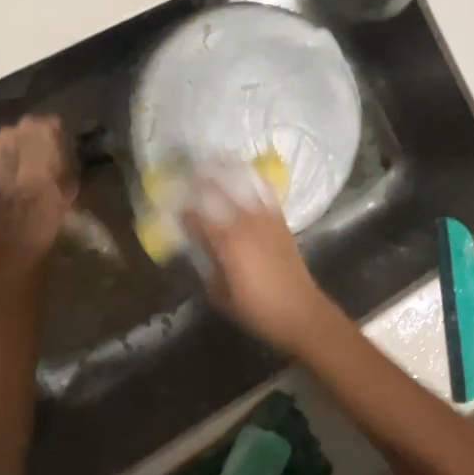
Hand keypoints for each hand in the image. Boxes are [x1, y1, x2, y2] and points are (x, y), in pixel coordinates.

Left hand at [0, 116, 76, 261]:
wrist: (25, 215)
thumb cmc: (55, 194)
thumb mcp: (71, 172)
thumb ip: (64, 155)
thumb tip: (60, 154)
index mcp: (47, 127)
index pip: (51, 123)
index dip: (52, 137)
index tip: (54, 148)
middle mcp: (22, 125)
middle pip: (26, 128)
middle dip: (29, 140)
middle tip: (33, 158)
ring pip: (6, 139)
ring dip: (11, 149)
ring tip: (14, 168)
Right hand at [180, 179, 337, 351]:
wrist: (300, 311)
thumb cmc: (256, 309)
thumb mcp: (221, 294)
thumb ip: (207, 266)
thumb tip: (198, 248)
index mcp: (225, 241)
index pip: (196, 216)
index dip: (183, 211)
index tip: (174, 207)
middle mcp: (244, 222)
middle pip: (219, 191)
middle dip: (201, 180)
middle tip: (189, 174)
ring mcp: (265, 218)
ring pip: (242, 185)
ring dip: (226, 172)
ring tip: (214, 163)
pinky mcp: (280, 220)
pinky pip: (264, 193)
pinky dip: (253, 181)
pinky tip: (246, 176)